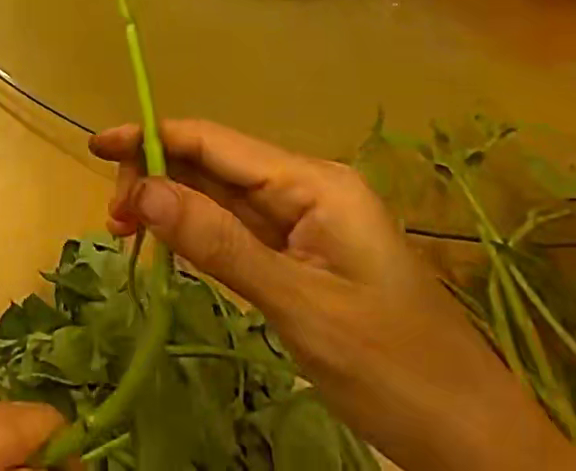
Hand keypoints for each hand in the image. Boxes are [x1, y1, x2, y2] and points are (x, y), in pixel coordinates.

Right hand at [93, 120, 575, 470]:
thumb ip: (218, 243)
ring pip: (212, 193)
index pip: (212, 142)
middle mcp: (303, 189)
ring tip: (126, 232)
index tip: (96, 148)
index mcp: (313, 183)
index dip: (149, 137)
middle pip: (207, 162)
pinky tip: (164, 244)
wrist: (479, 450)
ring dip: (165, 204)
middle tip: (115, 220)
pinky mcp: (295, 253)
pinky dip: (189, 230)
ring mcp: (300, 222)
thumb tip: (140, 191)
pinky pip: (228, 226)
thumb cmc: (397, 371)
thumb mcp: (300, 306)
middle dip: (153, 177)